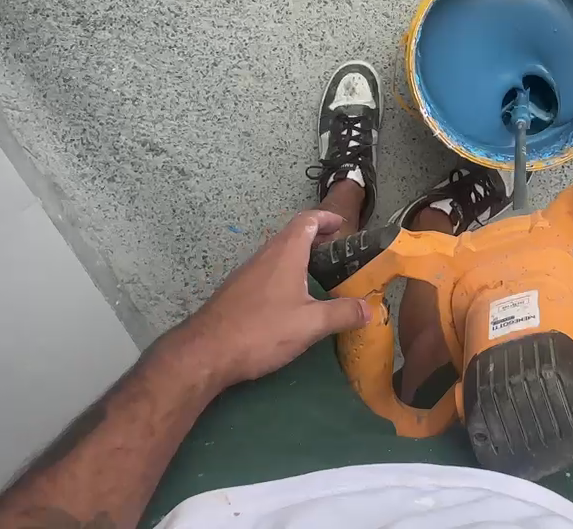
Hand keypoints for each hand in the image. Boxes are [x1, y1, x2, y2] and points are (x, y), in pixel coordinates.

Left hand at [168, 210, 371, 387]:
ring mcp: (247, 273)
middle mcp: (265, 255)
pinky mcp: (236, 291)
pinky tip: (290, 297)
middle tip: (336, 251)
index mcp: (286, 253)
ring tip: (318, 273)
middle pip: (293, 234)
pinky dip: (285, 271)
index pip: (308, 220)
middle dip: (316, 237)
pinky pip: (267, 269)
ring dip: (299, 255)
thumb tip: (368, 310)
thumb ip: (341, 314)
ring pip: (278, 253)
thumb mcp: (310, 324)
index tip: (343, 225)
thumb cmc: (261, 330)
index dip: (326, 218)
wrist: (205, 353)